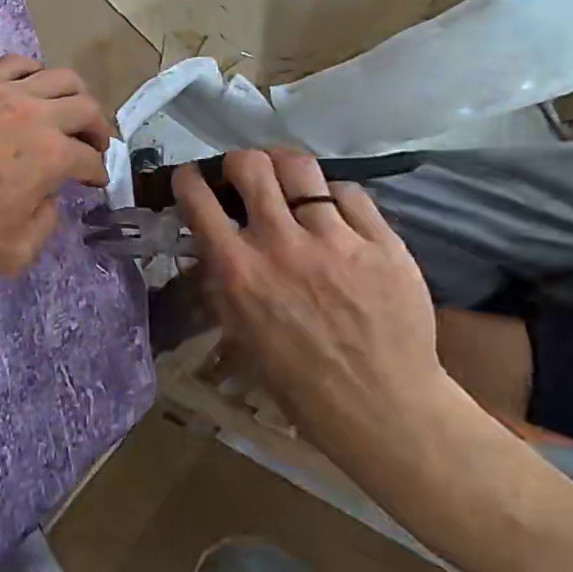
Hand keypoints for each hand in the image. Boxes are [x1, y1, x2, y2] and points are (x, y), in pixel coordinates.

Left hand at [0, 55, 112, 272]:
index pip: (90, 161)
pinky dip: (37, 72)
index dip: (98, 174)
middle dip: (100, 130)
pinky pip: (21, 63)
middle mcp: (40, 116)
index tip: (95, 182)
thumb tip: (48, 201)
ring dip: (77, 96)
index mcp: (52, 157)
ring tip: (72, 111)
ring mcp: (10, 92)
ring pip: (63, 77)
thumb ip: (45, 228)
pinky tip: (33, 87)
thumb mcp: (11, 253)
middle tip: (96, 145)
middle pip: (88, 110)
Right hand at [175, 150, 447, 436]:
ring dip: (287, 168)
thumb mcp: (244, 338)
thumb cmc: (303, 385)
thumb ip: (225, 286)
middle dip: (241, 161)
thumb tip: (212, 246)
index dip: (189, 179)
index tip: (192, 175)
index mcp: (241, 275)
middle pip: (252, 165)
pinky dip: (336, 197)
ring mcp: (335, 239)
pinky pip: (350, 192)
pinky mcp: (380, 240)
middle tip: (246, 173)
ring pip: (302, 167)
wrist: (383, 409)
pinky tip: (337, 214)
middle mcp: (282, 246)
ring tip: (291, 180)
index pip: (200, 202)